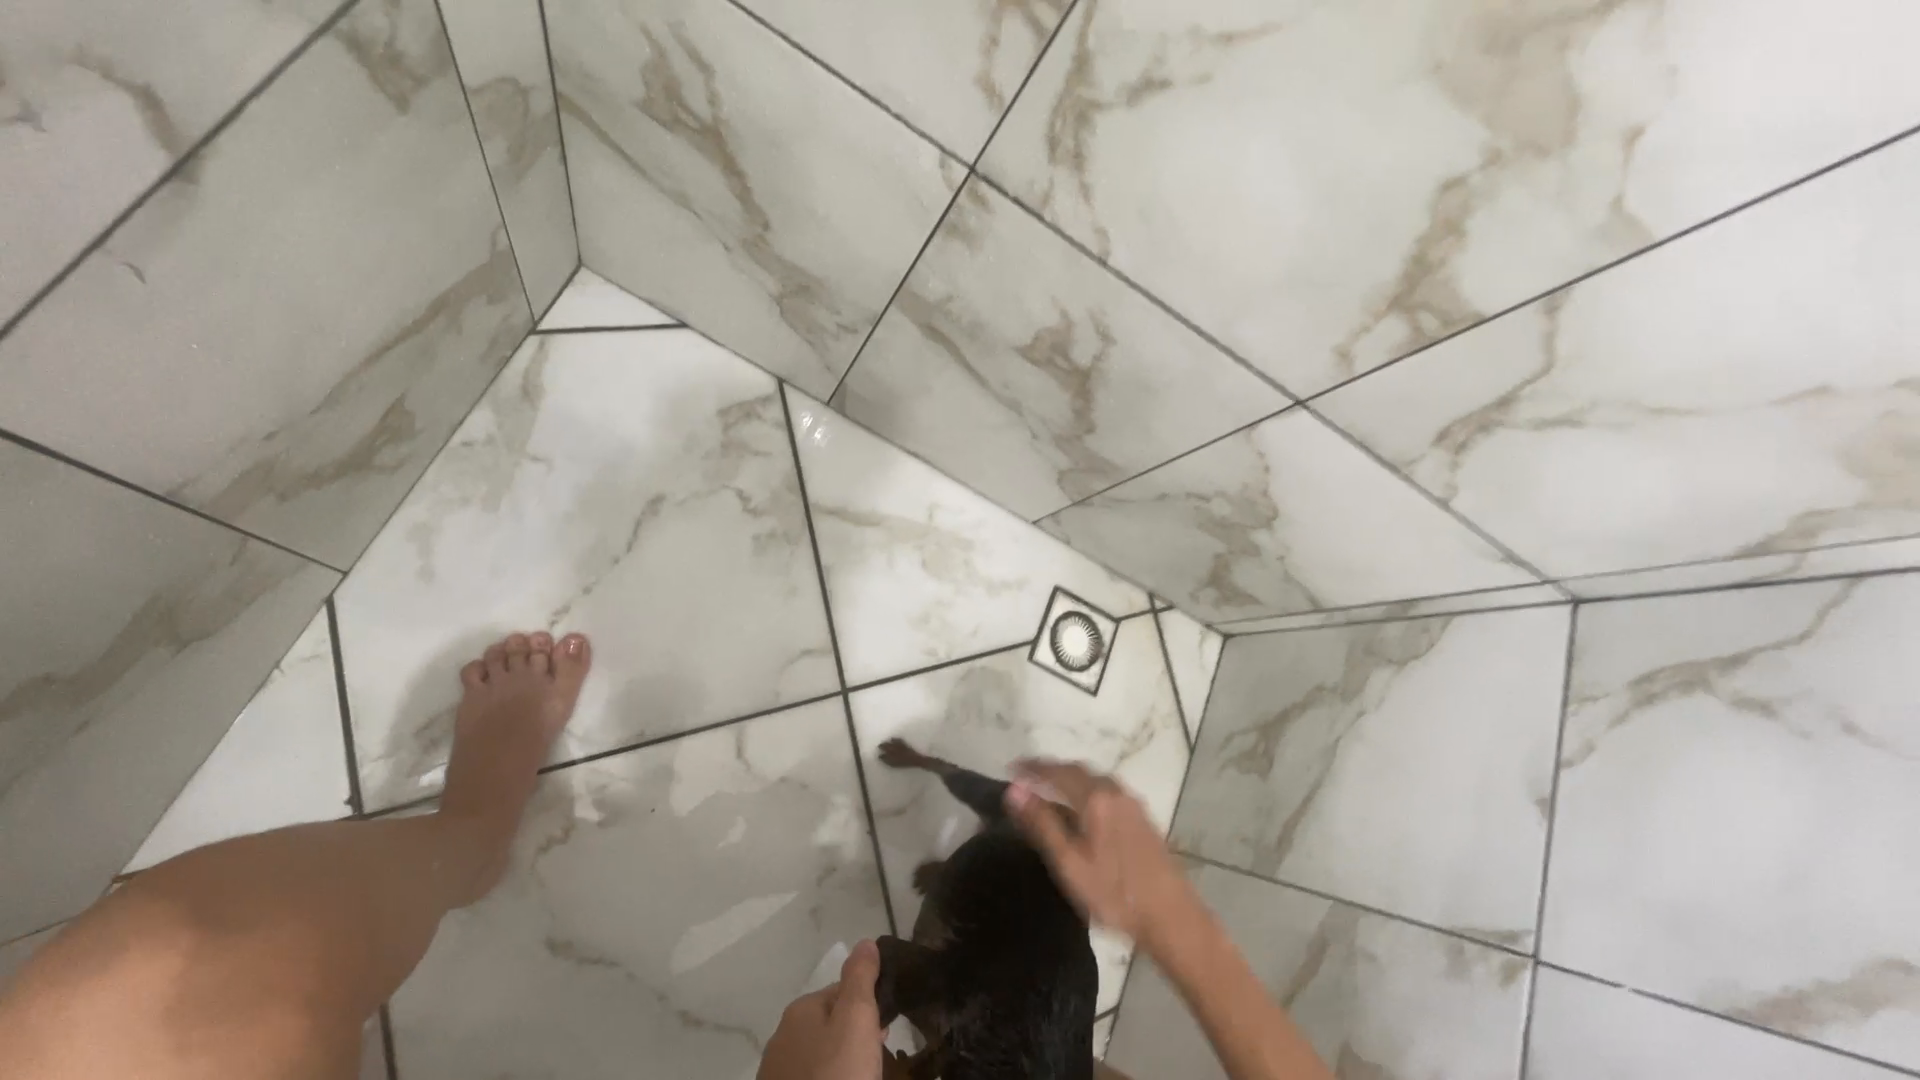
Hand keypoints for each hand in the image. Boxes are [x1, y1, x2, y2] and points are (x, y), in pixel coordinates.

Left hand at [759, 940, 885, 1079]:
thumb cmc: (837, 1073)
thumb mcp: (856, 1019)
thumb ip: (861, 978)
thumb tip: (864, 942)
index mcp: (800, 1010)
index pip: (841, 992)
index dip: (868, 1008)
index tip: (887, 1028)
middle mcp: (782, 1036)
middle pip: (829, 1025)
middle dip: (855, 1037)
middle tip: (879, 1058)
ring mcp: (777, 1073)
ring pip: (819, 1056)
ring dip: (841, 1062)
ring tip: (864, 1075)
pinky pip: (811, 1078)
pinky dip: (828, 1078)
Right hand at [1005, 760, 1196, 945]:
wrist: (1171, 916)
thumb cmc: (1114, 893)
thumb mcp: (1069, 863)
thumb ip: (1041, 824)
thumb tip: (1014, 791)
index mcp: (1095, 799)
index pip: (1057, 772)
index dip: (1033, 768)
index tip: (1012, 767)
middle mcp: (1116, 792)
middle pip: (1078, 770)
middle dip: (1052, 770)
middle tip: (1028, 776)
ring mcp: (1133, 804)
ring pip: (1095, 779)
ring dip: (1071, 778)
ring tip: (1051, 788)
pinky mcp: (1143, 817)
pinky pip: (1108, 790)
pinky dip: (1087, 789)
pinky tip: (1083, 808)